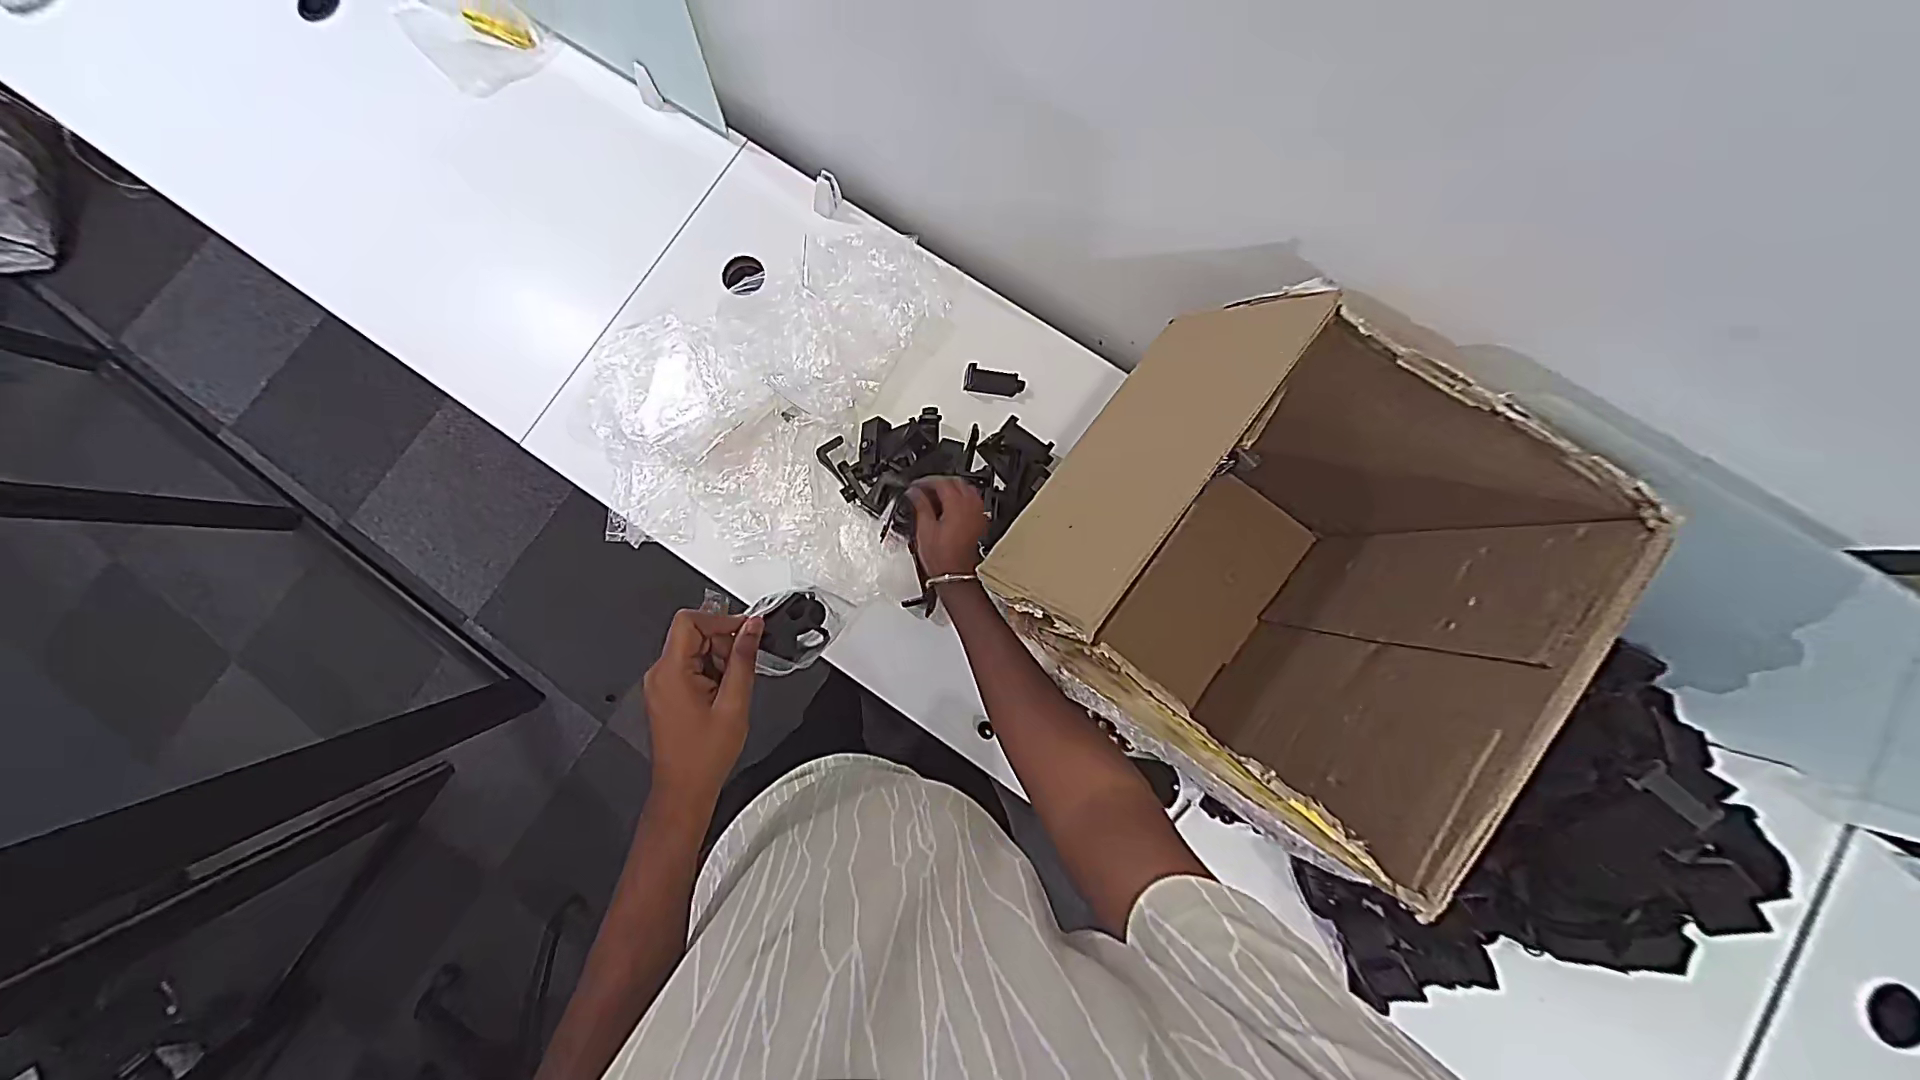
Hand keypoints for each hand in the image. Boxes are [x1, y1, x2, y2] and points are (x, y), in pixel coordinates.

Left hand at [642, 611, 762, 804]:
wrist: (685, 787)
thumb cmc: (703, 756)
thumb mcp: (734, 702)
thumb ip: (744, 658)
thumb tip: (752, 628)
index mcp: (670, 672)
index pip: (689, 621)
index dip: (721, 620)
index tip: (746, 629)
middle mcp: (659, 674)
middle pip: (693, 633)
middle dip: (723, 644)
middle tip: (741, 666)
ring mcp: (661, 684)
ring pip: (694, 649)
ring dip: (719, 659)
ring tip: (730, 688)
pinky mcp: (667, 692)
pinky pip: (691, 666)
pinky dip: (712, 672)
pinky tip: (722, 694)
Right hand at [906, 476, 988, 576]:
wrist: (955, 573)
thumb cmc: (942, 557)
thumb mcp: (924, 528)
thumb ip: (920, 505)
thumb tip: (914, 492)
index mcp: (956, 505)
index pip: (941, 482)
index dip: (925, 481)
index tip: (915, 486)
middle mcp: (970, 506)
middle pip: (955, 481)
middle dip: (938, 483)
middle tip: (923, 490)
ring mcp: (977, 513)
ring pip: (965, 489)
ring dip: (950, 489)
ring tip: (934, 497)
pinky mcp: (979, 521)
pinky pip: (972, 501)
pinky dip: (960, 498)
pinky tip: (949, 507)